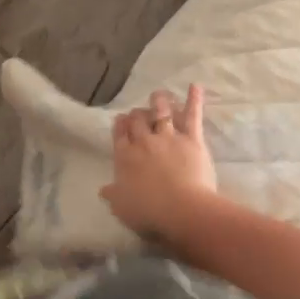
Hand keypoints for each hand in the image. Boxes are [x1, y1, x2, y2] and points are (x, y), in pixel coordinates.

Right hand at [102, 85, 219, 238]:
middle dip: (137, 113)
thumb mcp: (122, 207)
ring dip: (159, 102)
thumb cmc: (149, 212)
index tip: (121, 120)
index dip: (120, 126)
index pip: (120, 135)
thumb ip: (113, 195)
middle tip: (139, 111)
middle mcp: (144, 142)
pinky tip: (196, 86)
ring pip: (161, 113)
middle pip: (138, 121)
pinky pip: (192, 116)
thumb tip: (104, 189)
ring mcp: (168, 137)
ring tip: (159, 94)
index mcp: (125, 157)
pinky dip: (194, 100)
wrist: (181, 209)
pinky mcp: (191, 139)